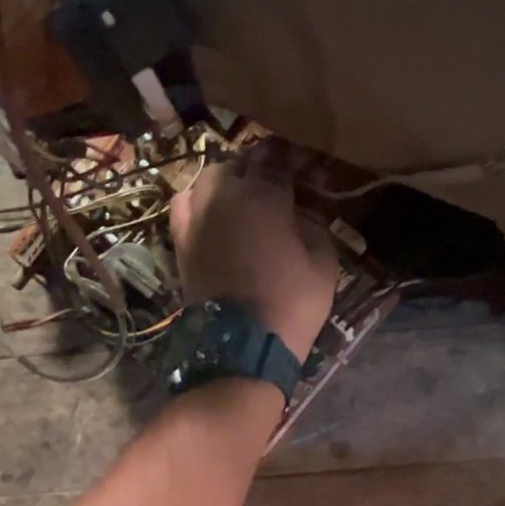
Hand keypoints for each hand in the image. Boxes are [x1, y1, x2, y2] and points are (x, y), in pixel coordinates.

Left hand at [169, 144, 339, 358]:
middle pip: (242, 163)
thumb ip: (314, 224)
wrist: (241, 348)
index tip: (306, 167)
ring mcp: (196, 214)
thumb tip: (300, 212)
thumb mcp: (324, 262)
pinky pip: (188, 204)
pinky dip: (202, 202)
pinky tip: (216, 213)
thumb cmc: (291, 303)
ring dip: (230, 182)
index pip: (279, 157)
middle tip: (279, 187)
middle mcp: (223, 193)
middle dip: (261, 169)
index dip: (294, 158)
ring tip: (246, 199)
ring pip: (211, 178)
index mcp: (263, 192)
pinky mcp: (180, 239)